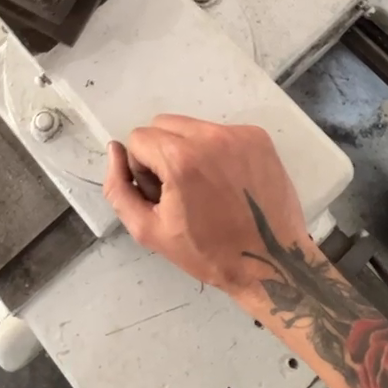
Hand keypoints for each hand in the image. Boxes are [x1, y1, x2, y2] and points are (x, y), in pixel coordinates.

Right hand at [102, 115, 312, 295]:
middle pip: (162, 124)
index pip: (138, 138)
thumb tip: (114, 150)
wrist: (272, 263)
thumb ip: (118, 188)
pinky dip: (215, 151)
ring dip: (187, 149)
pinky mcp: (258, 137)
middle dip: (161, 153)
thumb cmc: (207, 253)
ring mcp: (238, 134)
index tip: (162, 196)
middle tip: (179, 190)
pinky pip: (220, 131)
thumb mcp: (148, 231)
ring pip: (191, 126)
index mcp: (180, 159)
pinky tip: (227, 182)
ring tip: (205, 186)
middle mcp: (210, 136)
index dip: (142, 169)